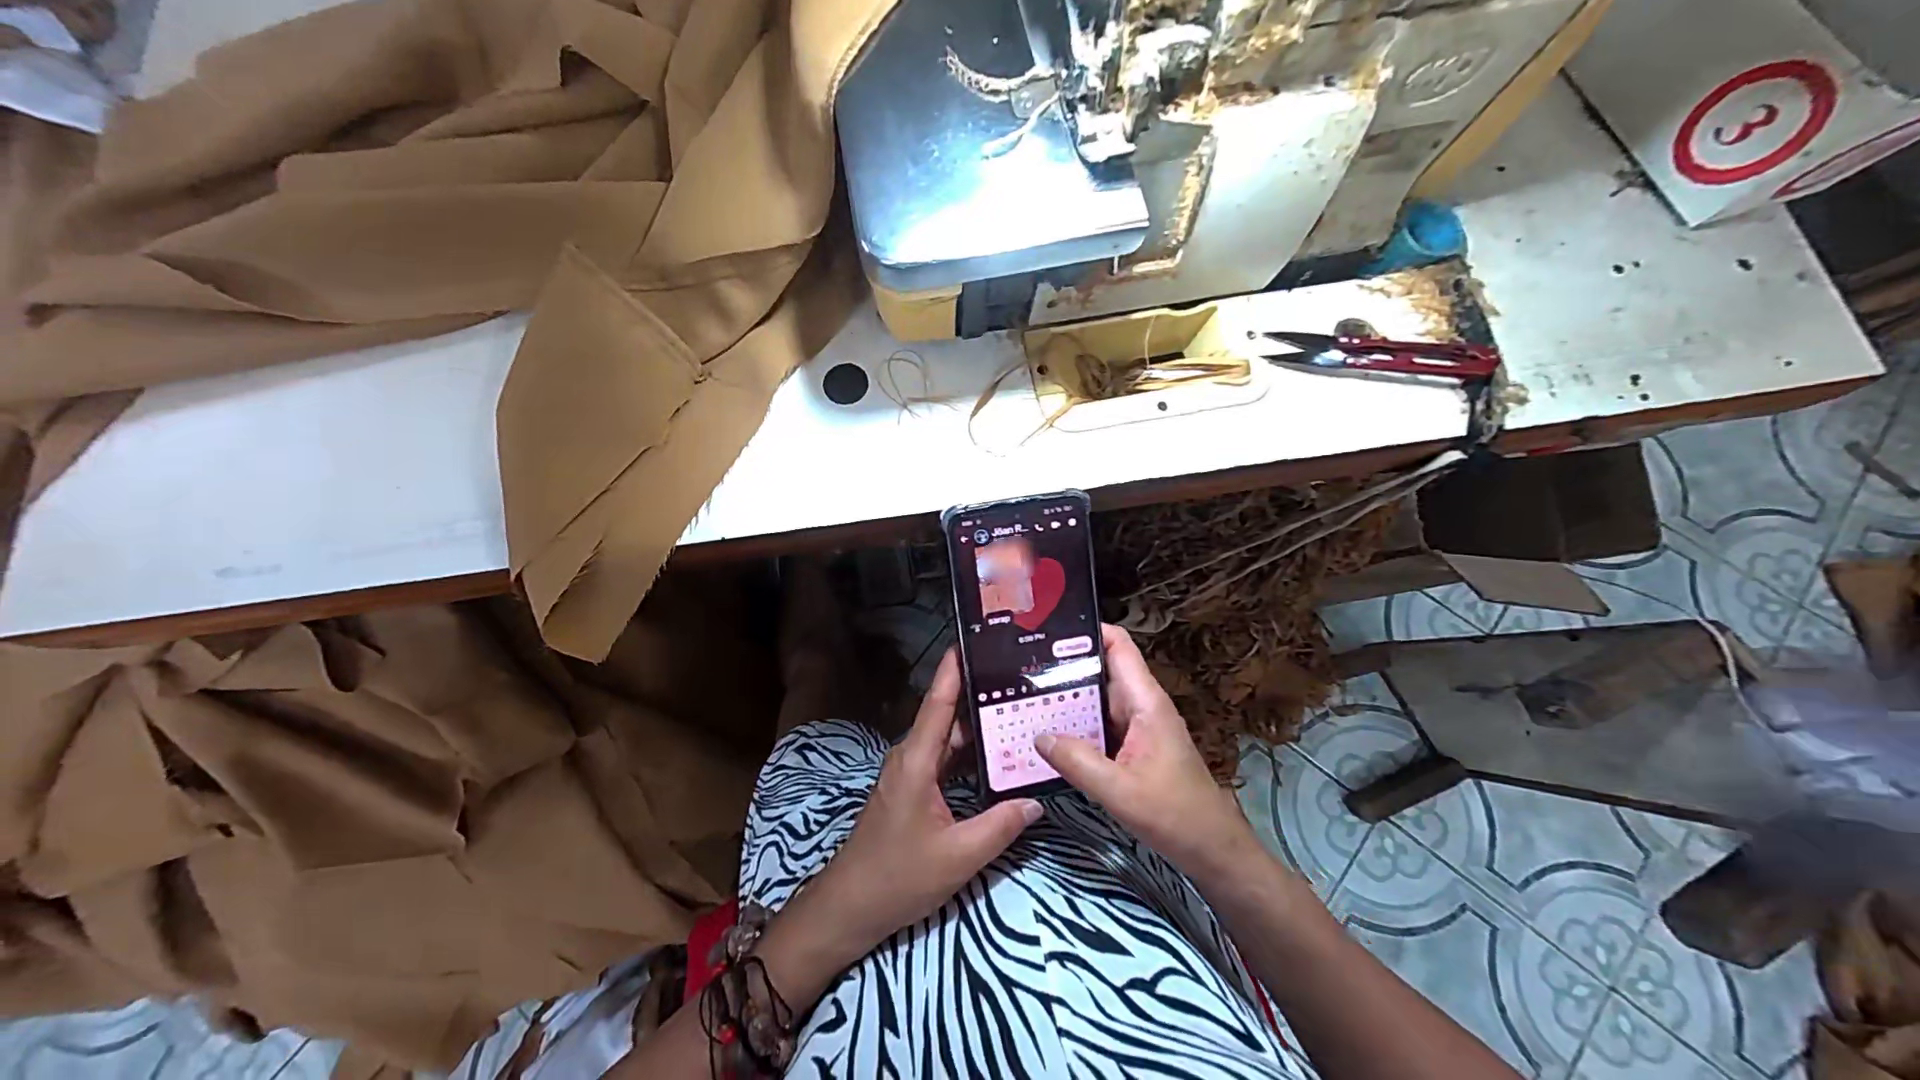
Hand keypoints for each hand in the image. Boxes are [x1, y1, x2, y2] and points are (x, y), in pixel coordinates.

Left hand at [797, 649, 1041, 962]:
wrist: (850, 906)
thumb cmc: (899, 877)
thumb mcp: (959, 856)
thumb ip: (1000, 825)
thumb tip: (1037, 800)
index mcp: (916, 761)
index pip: (938, 703)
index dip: (953, 669)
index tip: (974, 639)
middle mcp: (911, 757)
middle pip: (948, 716)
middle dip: (979, 693)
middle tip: (1020, 676)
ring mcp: (911, 774)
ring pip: (948, 739)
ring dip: (978, 725)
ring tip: (1018, 707)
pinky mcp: (913, 790)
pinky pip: (945, 760)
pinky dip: (970, 753)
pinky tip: (997, 754)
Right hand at [1035, 625, 1261, 883]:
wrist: (1211, 849)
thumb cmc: (1174, 814)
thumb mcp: (1120, 791)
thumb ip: (1078, 762)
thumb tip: (1038, 735)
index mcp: (1145, 702)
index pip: (1118, 645)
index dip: (1087, 630)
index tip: (1046, 629)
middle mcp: (1141, 706)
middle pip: (1100, 670)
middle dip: (1064, 665)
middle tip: (1019, 665)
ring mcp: (1137, 727)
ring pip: (1096, 699)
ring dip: (1065, 697)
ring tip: (1022, 693)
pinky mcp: (1132, 747)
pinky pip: (1098, 725)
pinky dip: (1074, 724)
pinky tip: (1045, 731)